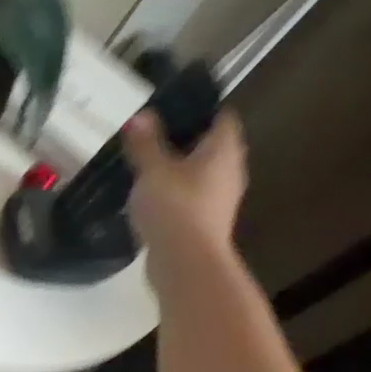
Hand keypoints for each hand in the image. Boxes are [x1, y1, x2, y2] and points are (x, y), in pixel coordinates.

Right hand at [122, 109, 248, 259]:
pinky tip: (151, 197)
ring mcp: (220, 198)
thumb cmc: (174, 207)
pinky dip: (174, 193)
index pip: (220, 116)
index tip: (170, 110)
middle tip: (151, 138)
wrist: (185, 262)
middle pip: (210, 145)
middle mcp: (230, 169)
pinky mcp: (205, 221)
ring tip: (146, 168)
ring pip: (200, 173)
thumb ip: (146, 143)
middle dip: (184, 140)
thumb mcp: (153, 170)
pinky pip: (191, 197)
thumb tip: (140, 116)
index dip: (198, 109)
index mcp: (223, 148)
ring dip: (178, 169)